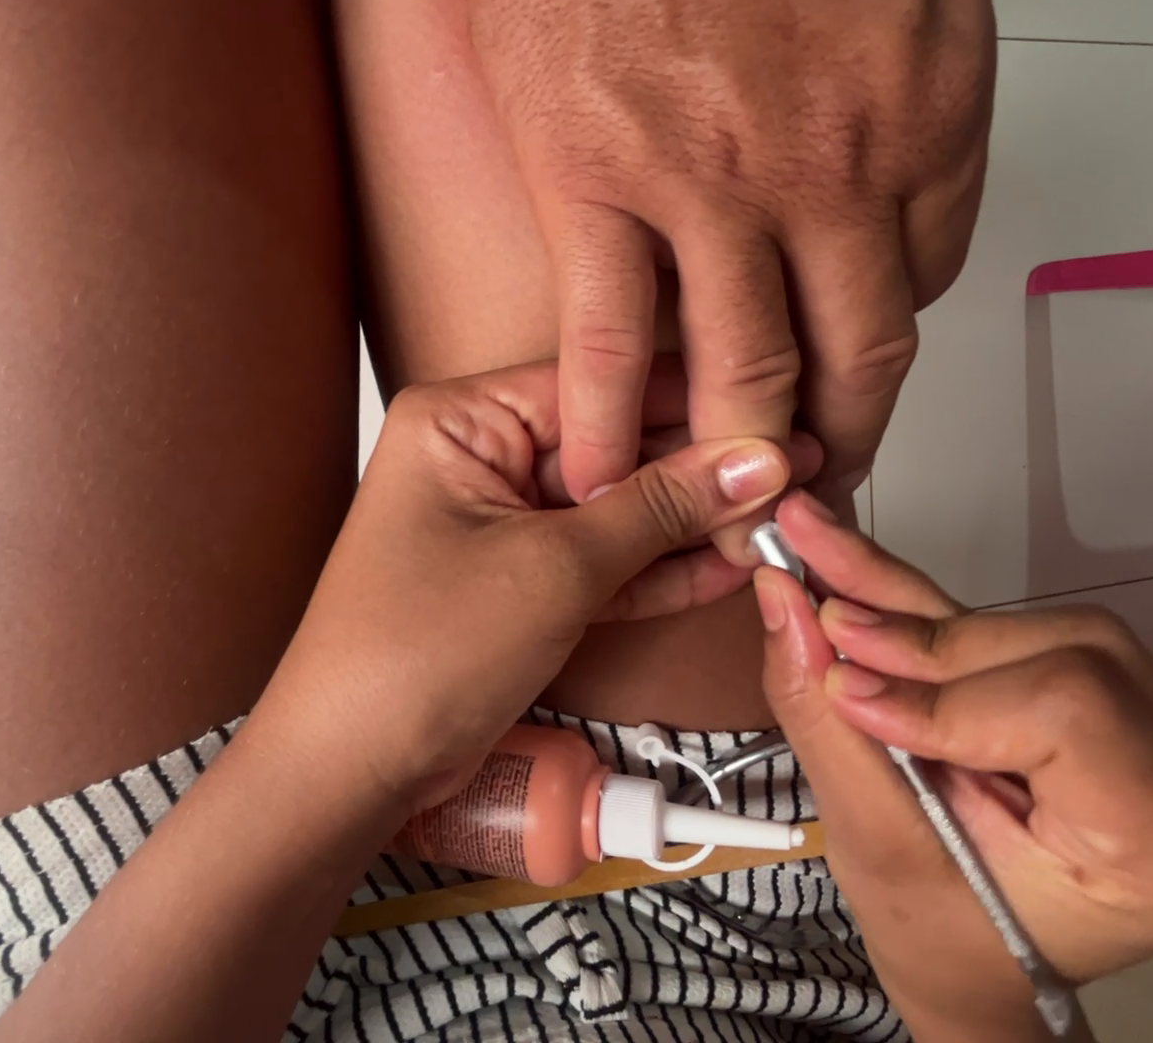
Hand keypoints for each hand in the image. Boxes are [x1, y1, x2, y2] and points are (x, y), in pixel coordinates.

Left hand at [257, 360, 803, 814]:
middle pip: (610, 448)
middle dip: (699, 469)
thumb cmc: (418, 650)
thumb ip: (656, 509)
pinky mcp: (521, 582)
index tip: (776, 413)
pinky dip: (657, 569)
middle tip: (797, 469)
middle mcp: (478, 459)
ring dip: (690, 523)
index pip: (594, 385)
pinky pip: (600, 563)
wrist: (355, 766)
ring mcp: (502, 524)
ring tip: (781, 515)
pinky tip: (729, 561)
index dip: (690, 401)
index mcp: (460, 420)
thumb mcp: (552, 566)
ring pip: (613, 511)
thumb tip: (751, 460)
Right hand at [463, 0, 995, 543]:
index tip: (849, 401)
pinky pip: (609, 342)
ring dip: (730, 466)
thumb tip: (865, 213)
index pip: (915, 290)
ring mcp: (707, 190)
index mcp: (912, 116)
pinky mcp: (595, 188)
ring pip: (741, 374)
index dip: (878, 365)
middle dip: (831, 452)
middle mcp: (825, 172)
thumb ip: (897, 110)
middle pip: (847, 361)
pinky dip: (605, 424)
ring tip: (711, 519)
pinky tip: (597, 476)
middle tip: (805, 503)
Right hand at [752, 493, 1152, 1035]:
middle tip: (815, 612)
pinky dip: (908, 599)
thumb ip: (822, 719)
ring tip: (814, 574)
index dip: (946, 694)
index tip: (846, 696)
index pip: (1071, 713)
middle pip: (1054, 648)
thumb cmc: (937, 938)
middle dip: (919, 639)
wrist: (973, 961)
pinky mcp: (1089, 689)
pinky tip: (842, 562)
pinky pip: (997, 625)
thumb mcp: (872, 845)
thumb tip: (780, 600)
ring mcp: (1148, 722)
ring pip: (1019, 620)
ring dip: (904, 606)